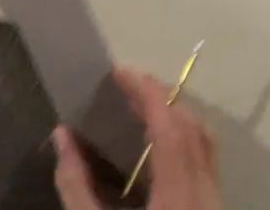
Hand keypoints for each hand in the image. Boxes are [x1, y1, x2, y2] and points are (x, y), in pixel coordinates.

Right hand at [52, 68, 219, 209]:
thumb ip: (75, 185)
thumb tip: (62, 135)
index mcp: (179, 200)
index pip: (170, 128)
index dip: (148, 94)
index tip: (119, 73)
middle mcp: (207, 200)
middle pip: (194, 131)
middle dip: (162, 101)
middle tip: (125, 89)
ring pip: (206, 149)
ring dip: (175, 122)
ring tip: (138, 113)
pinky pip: (205, 169)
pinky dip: (182, 146)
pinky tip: (154, 154)